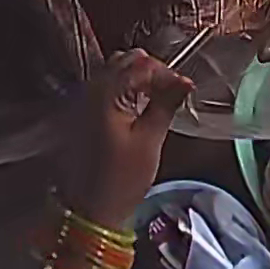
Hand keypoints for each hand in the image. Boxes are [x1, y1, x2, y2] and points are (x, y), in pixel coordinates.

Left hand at [64, 50, 193, 227]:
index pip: (143, 65)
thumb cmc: (121, 178)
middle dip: (153, 71)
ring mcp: (86, 96)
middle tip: (172, 92)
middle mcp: (93, 87)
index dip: (167, 74)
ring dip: (139, 76)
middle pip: (128, 60)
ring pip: (117, 68)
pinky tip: (139, 104)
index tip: (184, 89)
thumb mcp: (150, 140)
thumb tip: (185, 81)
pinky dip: (126, 86)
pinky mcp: (84, 108)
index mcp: (108, 92)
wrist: (90, 209)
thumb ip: (166, 104)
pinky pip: (108, 83)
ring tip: (158, 97)